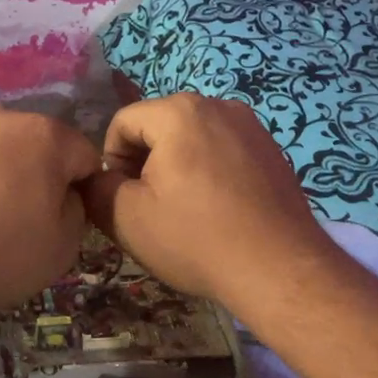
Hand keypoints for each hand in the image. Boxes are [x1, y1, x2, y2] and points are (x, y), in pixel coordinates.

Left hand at [0, 106, 100, 321]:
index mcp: (47, 134)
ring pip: (2, 151)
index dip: (83, 192)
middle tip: (28, 223)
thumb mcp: (65, 244)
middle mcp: (6, 117)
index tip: (65, 223)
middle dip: (42, 177)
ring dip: (5, 176)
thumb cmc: (1, 250)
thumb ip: (77, 208)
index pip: (85, 157)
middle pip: (41, 147)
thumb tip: (62, 194)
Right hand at [82, 93, 333, 305]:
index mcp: (178, 111)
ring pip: (193, 138)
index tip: (124, 200)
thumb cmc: (197, 239)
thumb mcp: (126, 218)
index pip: (123, 122)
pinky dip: (212, 172)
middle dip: (146, 162)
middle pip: (159, 125)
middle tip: (152, 208)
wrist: (281, 272)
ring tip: (186, 212)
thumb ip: (96, 189)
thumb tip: (96, 178)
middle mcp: (217, 104)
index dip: (112, 161)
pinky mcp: (272, 149)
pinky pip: (224, 150)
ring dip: (179, 167)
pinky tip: (219, 212)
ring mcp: (250, 125)